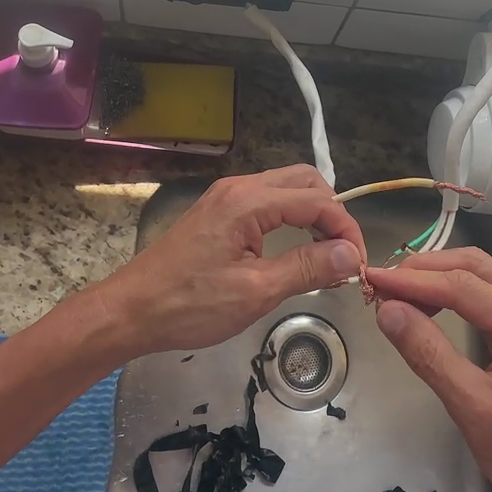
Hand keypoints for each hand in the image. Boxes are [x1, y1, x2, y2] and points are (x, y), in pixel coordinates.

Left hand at [89, 165, 366, 358]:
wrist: (131, 310)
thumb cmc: (190, 305)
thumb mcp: (255, 291)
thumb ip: (307, 267)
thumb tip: (351, 255)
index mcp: (248, 201)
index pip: (316, 200)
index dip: (345, 228)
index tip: (359, 263)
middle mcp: (239, 187)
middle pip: (304, 181)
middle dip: (332, 213)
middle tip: (345, 254)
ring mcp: (226, 196)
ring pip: (286, 188)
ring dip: (313, 213)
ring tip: (327, 253)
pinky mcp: (218, 211)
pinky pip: (267, 200)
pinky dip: (291, 217)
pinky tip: (296, 247)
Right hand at [370, 248, 491, 491]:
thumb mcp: (473, 410)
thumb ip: (428, 354)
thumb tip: (388, 310)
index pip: (462, 286)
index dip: (411, 280)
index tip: (371, 279)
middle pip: (474, 266)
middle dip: (424, 270)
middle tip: (382, 285)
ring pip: (483, 275)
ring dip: (439, 278)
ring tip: (399, 295)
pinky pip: (491, 295)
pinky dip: (456, 293)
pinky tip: (431, 307)